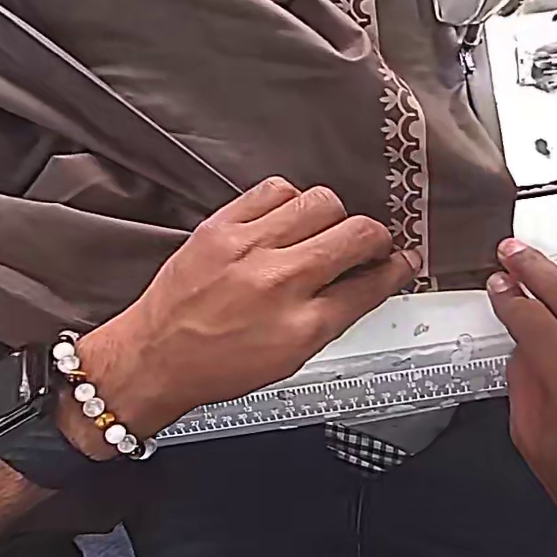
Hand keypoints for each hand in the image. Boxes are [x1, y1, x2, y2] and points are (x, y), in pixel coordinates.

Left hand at [61, 177, 420, 454]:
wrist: (155, 356)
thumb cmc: (219, 366)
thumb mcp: (291, 358)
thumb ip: (335, 316)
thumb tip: (369, 282)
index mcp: (303, 327)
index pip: (371, 284)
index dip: (396, 270)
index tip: (402, 261)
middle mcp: (280, 283)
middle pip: (357, 235)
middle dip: (376, 238)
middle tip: (370, 245)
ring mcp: (248, 248)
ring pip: (322, 202)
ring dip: (335, 217)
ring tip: (324, 232)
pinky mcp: (220, 226)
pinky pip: (275, 190)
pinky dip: (292, 201)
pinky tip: (287, 218)